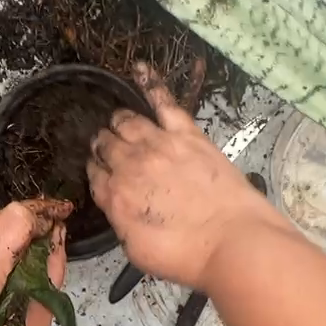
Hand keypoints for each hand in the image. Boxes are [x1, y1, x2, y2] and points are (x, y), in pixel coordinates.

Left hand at [0, 201, 68, 325]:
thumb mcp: (41, 308)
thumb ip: (51, 265)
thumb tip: (56, 234)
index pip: (16, 215)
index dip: (43, 213)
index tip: (61, 218)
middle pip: (3, 213)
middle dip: (30, 217)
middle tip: (52, 231)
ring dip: (14, 229)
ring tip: (35, 246)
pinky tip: (13, 261)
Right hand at [88, 63, 288, 289]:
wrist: (230, 241)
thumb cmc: (186, 255)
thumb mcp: (138, 252)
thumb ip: (122, 223)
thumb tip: (119, 207)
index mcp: (115, 199)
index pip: (95, 176)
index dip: (96, 172)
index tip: (100, 172)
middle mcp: (130, 166)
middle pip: (106, 146)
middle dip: (103, 145)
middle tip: (106, 147)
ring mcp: (159, 145)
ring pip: (127, 122)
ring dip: (118, 122)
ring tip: (118, 122)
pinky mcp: (187, 133)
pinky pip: (163, 101)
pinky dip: (150, 83)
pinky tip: (140, 70)